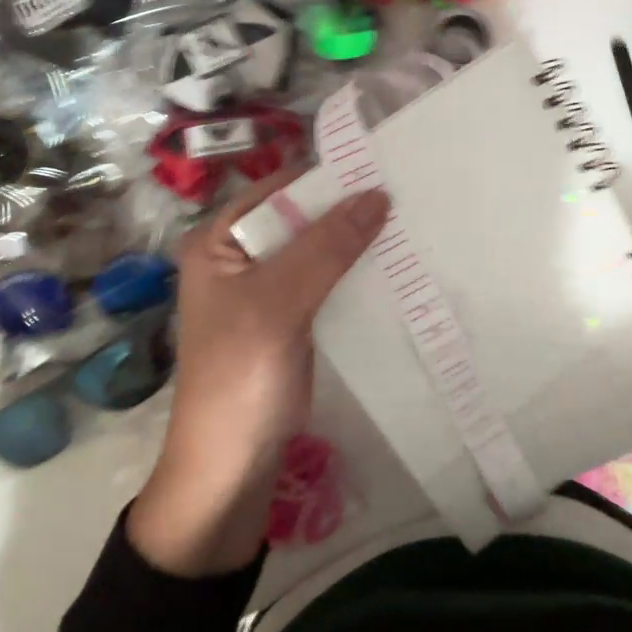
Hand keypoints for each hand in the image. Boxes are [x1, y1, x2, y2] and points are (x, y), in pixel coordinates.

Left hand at [128, 167, 388, 574]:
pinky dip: (358, 272)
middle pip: (301, 217)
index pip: (279, 189)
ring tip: (413, 222)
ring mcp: (267, 289)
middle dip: (348, 208)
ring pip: (319, 249)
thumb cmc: (240, 377)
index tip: (385, 166)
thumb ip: (326, 247)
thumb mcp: (278, 303)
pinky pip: (329, 281)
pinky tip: (398, 266)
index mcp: (218, 241)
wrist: (230, 465)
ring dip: (357, 241)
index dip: (327, 176)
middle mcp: (239, 256)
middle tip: (410, 193)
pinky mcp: (293, 318)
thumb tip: (378, 193)